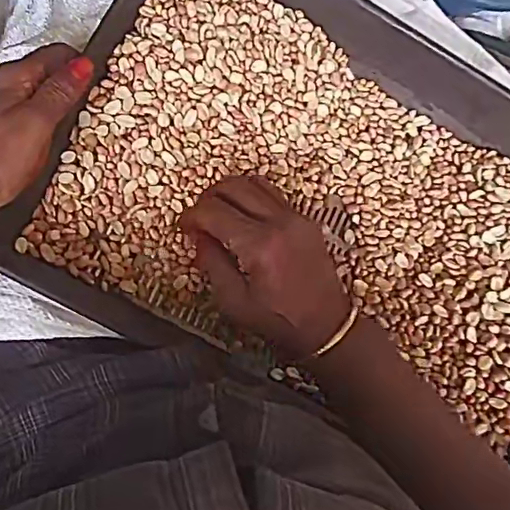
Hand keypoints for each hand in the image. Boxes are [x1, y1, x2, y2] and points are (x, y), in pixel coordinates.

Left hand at [0, 44, 94, 237]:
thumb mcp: (37, 121)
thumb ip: (61, 91)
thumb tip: (82, 65)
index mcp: (14, 77)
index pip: (57, 54)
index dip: (83, 62)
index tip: (104, 75)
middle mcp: (6, 90)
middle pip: (50, 73)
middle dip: (76, 82)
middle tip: (100, 96)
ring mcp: (5, 113)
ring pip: (44, 98)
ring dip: (66, 105)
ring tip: (86, 117)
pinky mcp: (5, 136)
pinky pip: (37, 120)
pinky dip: (53, 124)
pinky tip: (61, 138)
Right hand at [179, 175, 353, 357]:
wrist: (326, 327)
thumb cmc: (278, 321)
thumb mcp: (234, 302)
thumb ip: (212, 264)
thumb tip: (198, 237)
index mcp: (259, 246)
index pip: (213, 212)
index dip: (191, 216)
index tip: (183, 227)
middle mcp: (279, 223)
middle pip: (232, 187)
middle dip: (207, 198)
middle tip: (197, 218)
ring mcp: (296, 217)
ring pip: (253, 182)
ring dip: (229, 191)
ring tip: (217, 212)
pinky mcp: (305, 220)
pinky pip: (272, 193)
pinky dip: (251, 195)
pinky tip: (242, 215)